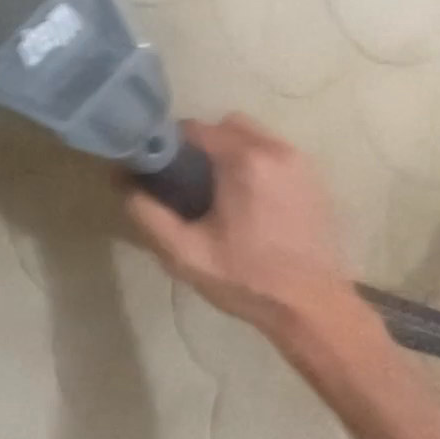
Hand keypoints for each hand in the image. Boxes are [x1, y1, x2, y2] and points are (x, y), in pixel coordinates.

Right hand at [127, 115, 360, 340]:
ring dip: (231, 152)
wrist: (316, 313)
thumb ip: (146, 213)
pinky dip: (256, 165)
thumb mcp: (184, 252)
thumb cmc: (248, 280)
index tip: (161, 170)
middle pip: (225, 125)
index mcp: (244, 161)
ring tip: (220, 191)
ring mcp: (301, 164)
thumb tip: (122, 182)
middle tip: (190, 181)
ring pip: (252, 136)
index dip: (170, 145)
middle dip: (203, 145)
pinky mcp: (317, 181)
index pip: (194, 128)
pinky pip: (274, 154)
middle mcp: (276, 151)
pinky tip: (249, 201)